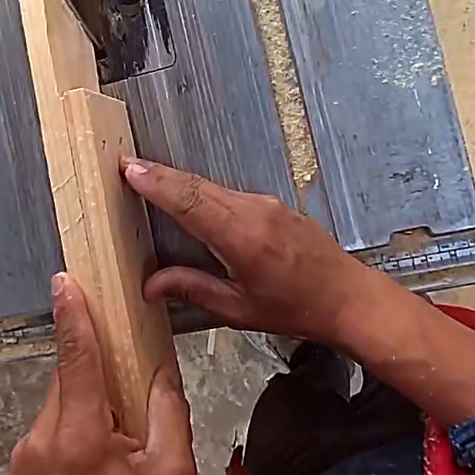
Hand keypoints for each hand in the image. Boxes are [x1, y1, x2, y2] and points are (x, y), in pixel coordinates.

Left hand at [10, 273, 195, 474]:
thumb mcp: (173, 473)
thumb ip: (170, 410)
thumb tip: (160, 369)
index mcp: (81, 438)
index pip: (76, 360)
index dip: (72, 316)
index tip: (65, 281)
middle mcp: (44, 439)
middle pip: (71, 374)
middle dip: (99, 367)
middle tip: (129, 387)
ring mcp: (27, 453)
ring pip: (62, 396)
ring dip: (90, 396)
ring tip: (117, 434)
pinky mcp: (23, 464)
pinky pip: (53, 419)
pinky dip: (76, 417)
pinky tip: (98, 449)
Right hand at [122, 158, 405, 347]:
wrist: (347, 296)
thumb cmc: (297, 308)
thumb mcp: (240, 310)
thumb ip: (194, 289)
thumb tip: (151, 285)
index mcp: (243, 238)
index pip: (191, 201)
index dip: (158, 183)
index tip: (130, 169)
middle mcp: (255, 211)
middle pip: (198, 186)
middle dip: (161, 174)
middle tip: (128, 165)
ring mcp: (267, 204)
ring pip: (214, 187)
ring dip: (181, 182)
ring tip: (150, 179)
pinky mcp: (274, 205)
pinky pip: (231, 193)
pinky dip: (204, 192)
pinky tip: (190, 198)